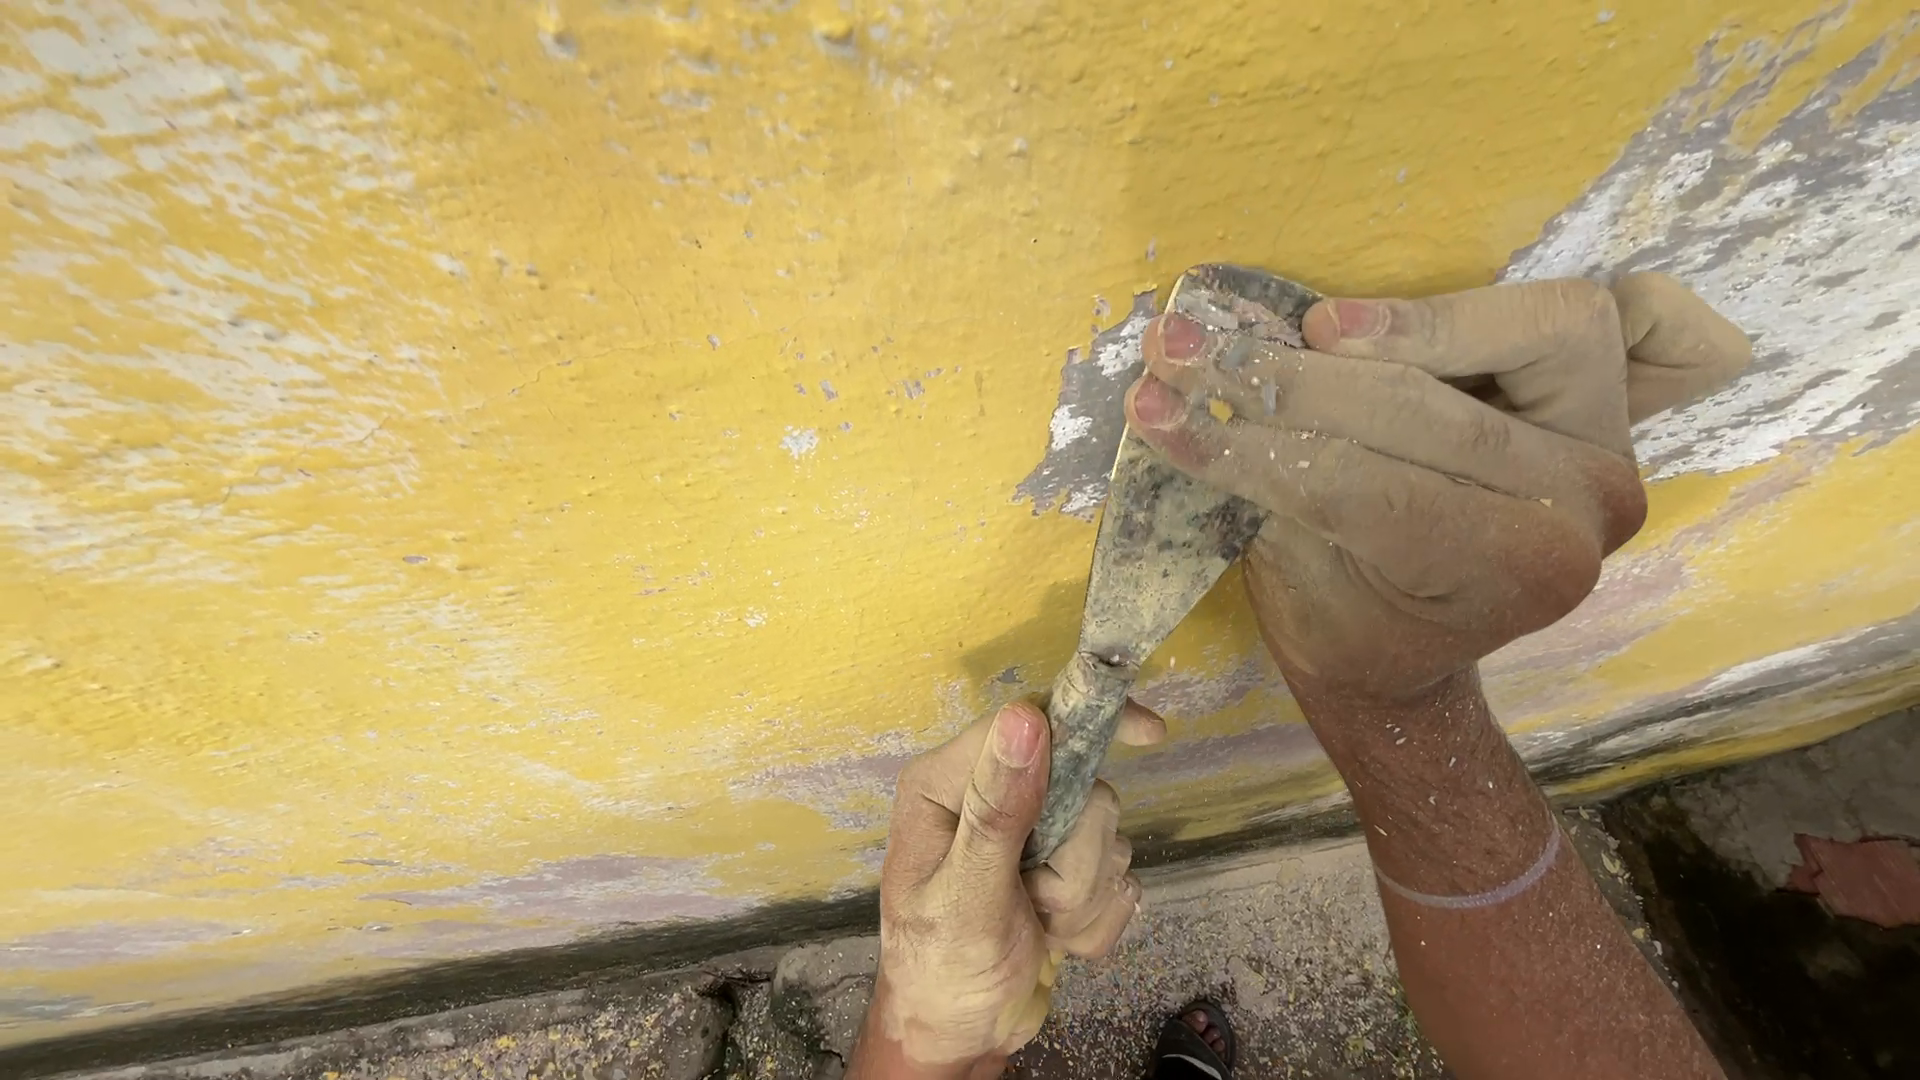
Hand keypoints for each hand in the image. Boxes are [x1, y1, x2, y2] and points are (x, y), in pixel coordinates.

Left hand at [852, 700, 1163, 1077]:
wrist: (963, 1036)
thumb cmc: (942, 971)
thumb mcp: (965, 897)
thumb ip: (996, 811)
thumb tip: (1026, 718)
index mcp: (949, 782)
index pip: (1027, 720)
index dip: (1084, 724)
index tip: (1149, 732)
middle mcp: (994, 792)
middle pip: (1082, 784)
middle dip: (1073, 858)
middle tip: (1035, 901)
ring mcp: (1035, 828)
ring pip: (1106, 831)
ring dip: (1082, 895)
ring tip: (1039, 925)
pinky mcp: (1065, 864)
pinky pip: (1117, 874)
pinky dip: (1094, 917)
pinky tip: (1058, 939)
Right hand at [1124, 273, 1748, 701]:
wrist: (1402, 648)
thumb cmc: (1338, 623)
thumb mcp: (1291, 570)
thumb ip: (1266, 479)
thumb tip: (1185, 388)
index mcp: (1497, 575)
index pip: (1352, 485)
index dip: (1243, 443)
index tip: (1154, 409)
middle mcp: (1578, 515)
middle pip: (1417, 406)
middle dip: (1282, 376)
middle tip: (1183, 347)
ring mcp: (1610, 455)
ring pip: (1536, 333)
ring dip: (1391, 330)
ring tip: (1300, 327)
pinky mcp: (1606, 409)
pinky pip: (1580, 322)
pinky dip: (1479, 310)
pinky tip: (1371, 323)